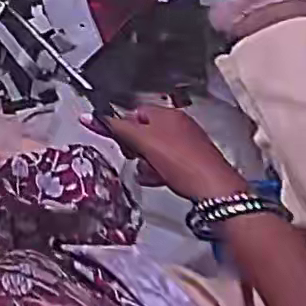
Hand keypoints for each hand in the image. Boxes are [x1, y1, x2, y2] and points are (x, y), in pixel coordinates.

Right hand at [83, 105, 249, 201]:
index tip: (118, 142)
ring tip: (149, 172)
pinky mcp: (196, 161)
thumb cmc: (180, 161)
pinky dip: (160, 168)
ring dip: (146, 161)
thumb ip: (113, 127)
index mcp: (167, 113)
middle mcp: (180, 123)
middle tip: (136, 157)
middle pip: (143, 131)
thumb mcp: (140, 141)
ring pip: (155, 148)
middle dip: (135, 146)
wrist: (216, 192)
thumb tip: (88, 117)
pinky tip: (159, 179)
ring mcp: (190, 142)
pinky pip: (169, 160)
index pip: (132, 113)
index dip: (122, 128)